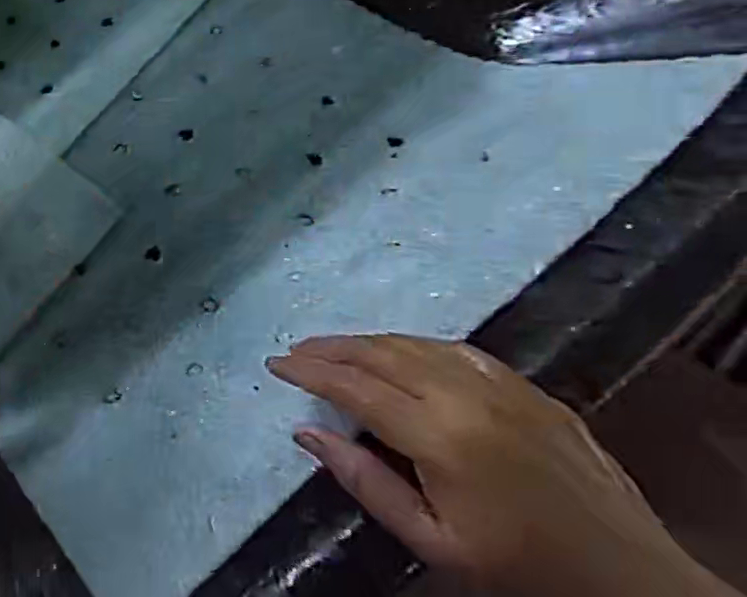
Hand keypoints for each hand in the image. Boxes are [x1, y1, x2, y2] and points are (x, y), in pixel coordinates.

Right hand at [268, 335, 735, 596]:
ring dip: (369, 342)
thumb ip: (366, 483)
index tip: (275, 364)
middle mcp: (470, 400)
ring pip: (417, 345)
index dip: (308, 371)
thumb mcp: (436, 541)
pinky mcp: (537, 394)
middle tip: (297, 350)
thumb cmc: (523, 568)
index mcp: (441, 437)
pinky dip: (418, 345)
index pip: (354, 386)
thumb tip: (307, 433)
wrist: (640, 588)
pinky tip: (404, 353)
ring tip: (339, 349)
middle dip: (330, 348)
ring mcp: (509, 392)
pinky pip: (461, 352)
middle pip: (380, 354)